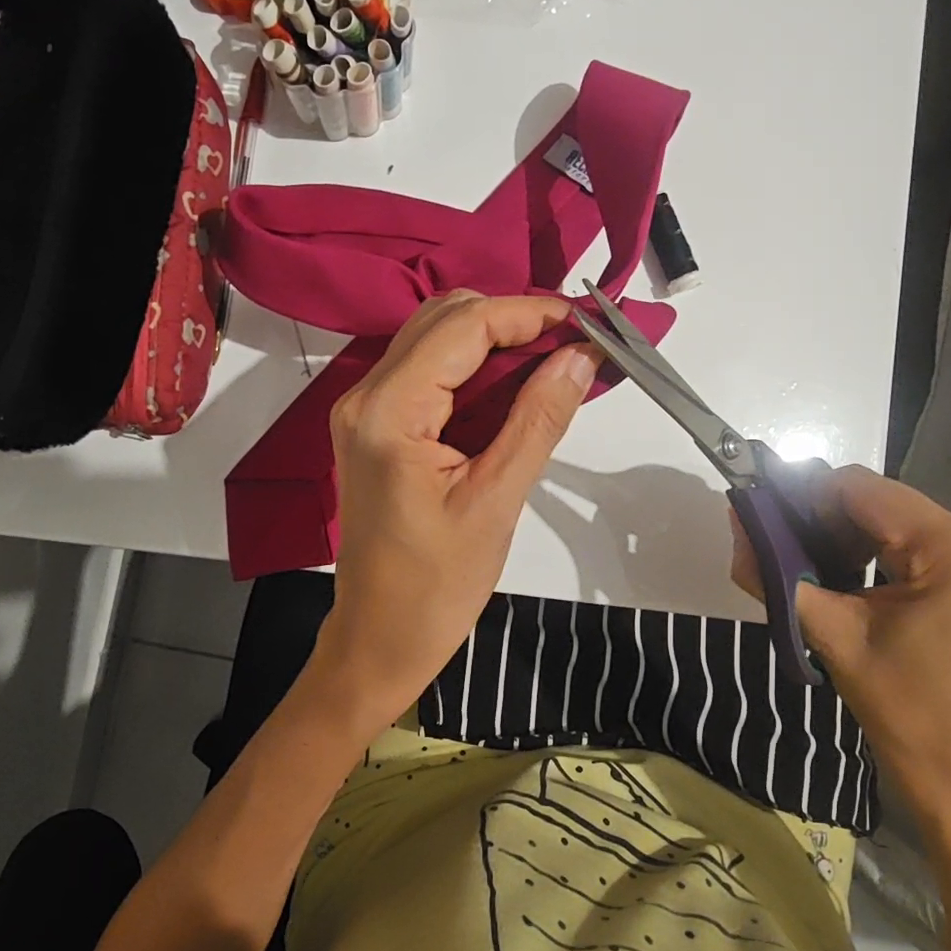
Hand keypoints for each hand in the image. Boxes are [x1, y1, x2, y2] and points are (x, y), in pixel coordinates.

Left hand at [316, 290, 599, 728]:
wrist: (379, 637)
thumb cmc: (436, 587)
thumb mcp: (496, 501)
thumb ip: (538, 420)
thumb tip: (581, 355)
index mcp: (389, 411)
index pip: (463, 327)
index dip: (528, 313)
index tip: (585, 322)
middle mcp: (365, 395)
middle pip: (444, 319)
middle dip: (513, 320)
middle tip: (574, 345)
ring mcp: (365, 409)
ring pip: (435, 339)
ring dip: (496, 340)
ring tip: (556, 360)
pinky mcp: (376, 426)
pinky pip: (428, 372)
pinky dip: (475, 367)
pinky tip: (518, 384)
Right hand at [731, 465, 950, 826]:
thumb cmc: (898, 702)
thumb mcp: (828, 631)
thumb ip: (774, 572)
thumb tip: (736, 521)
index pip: (862, 487)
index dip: (805, 496)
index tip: (768, 523)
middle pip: (879, 498)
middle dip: (823, 517)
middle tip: (785, 551)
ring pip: (891, 514)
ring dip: (844, 532)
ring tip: (813, 568)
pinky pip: (909, 536)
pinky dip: (870, 546)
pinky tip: (845, 576)